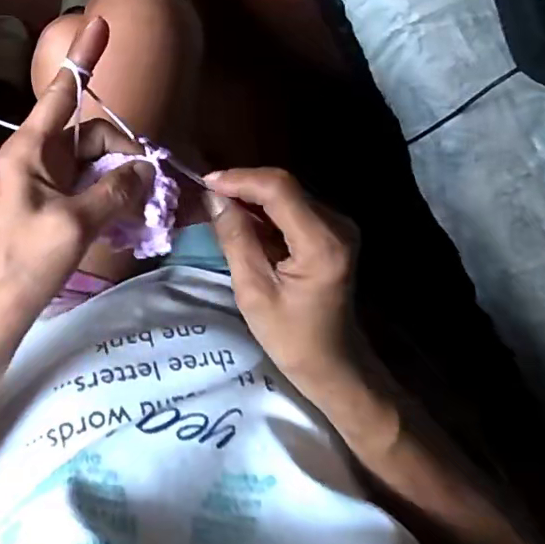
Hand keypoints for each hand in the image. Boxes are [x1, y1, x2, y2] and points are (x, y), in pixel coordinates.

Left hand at [0, 17, 153, 348]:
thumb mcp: (74, 223)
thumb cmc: (27, 261)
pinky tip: (129, 217)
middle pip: (92, 133)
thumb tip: (145, 168)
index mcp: (29, 149)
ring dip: (122, 177)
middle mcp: (38, 155)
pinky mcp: (56, 200)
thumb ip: (114, 190)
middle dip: (123, 151)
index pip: (61, 92)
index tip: (100, 22)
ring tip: (140, 208)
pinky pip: (92, 183)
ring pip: (97, 160)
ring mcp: (48, 179)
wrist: (0, 308)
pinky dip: (113, 193)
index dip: (83, 58)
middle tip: (147, 186)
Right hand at [203, 167, 362, 390]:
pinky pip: (293, 205)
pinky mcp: (332, 231)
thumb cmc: (293, 338)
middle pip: (284, 186)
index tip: (205, 183)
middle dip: (242, 184)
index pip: (278, 189)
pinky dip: (264, 206)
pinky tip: (240, 216)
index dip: (239, 179)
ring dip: (251, 193)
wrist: (337, 364)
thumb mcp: (253, 292)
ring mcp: (338, 226)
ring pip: (287, 192)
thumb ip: (235, 239)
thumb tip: (214, 198)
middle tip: (206, 193)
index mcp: (321, 243)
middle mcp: (337, 225)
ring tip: (217, 203)